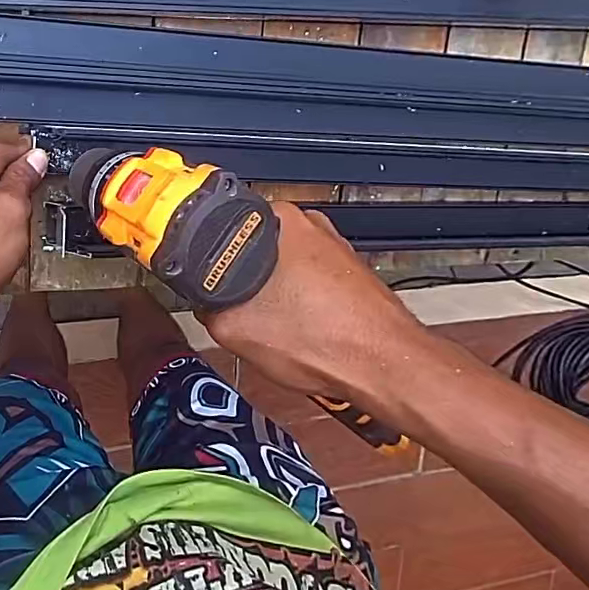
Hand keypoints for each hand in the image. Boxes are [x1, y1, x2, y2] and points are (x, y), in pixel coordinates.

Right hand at [198, 203, 439, 408]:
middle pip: (250, 251)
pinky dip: (297, 307)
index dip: (208, 264)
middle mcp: (310, 225)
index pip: (221, 228)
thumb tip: (201, 302)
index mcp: (281, 220)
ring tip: (276, 326)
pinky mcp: (346, 274)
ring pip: (278, 270)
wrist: (387, 369)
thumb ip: (206, 307)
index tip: (209, 286)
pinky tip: (299, 332)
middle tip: (243, 312)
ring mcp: (332, 249)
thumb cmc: (329, 342)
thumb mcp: (233, 328)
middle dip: (241, 282)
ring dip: (271, 296)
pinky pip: (304, 286)